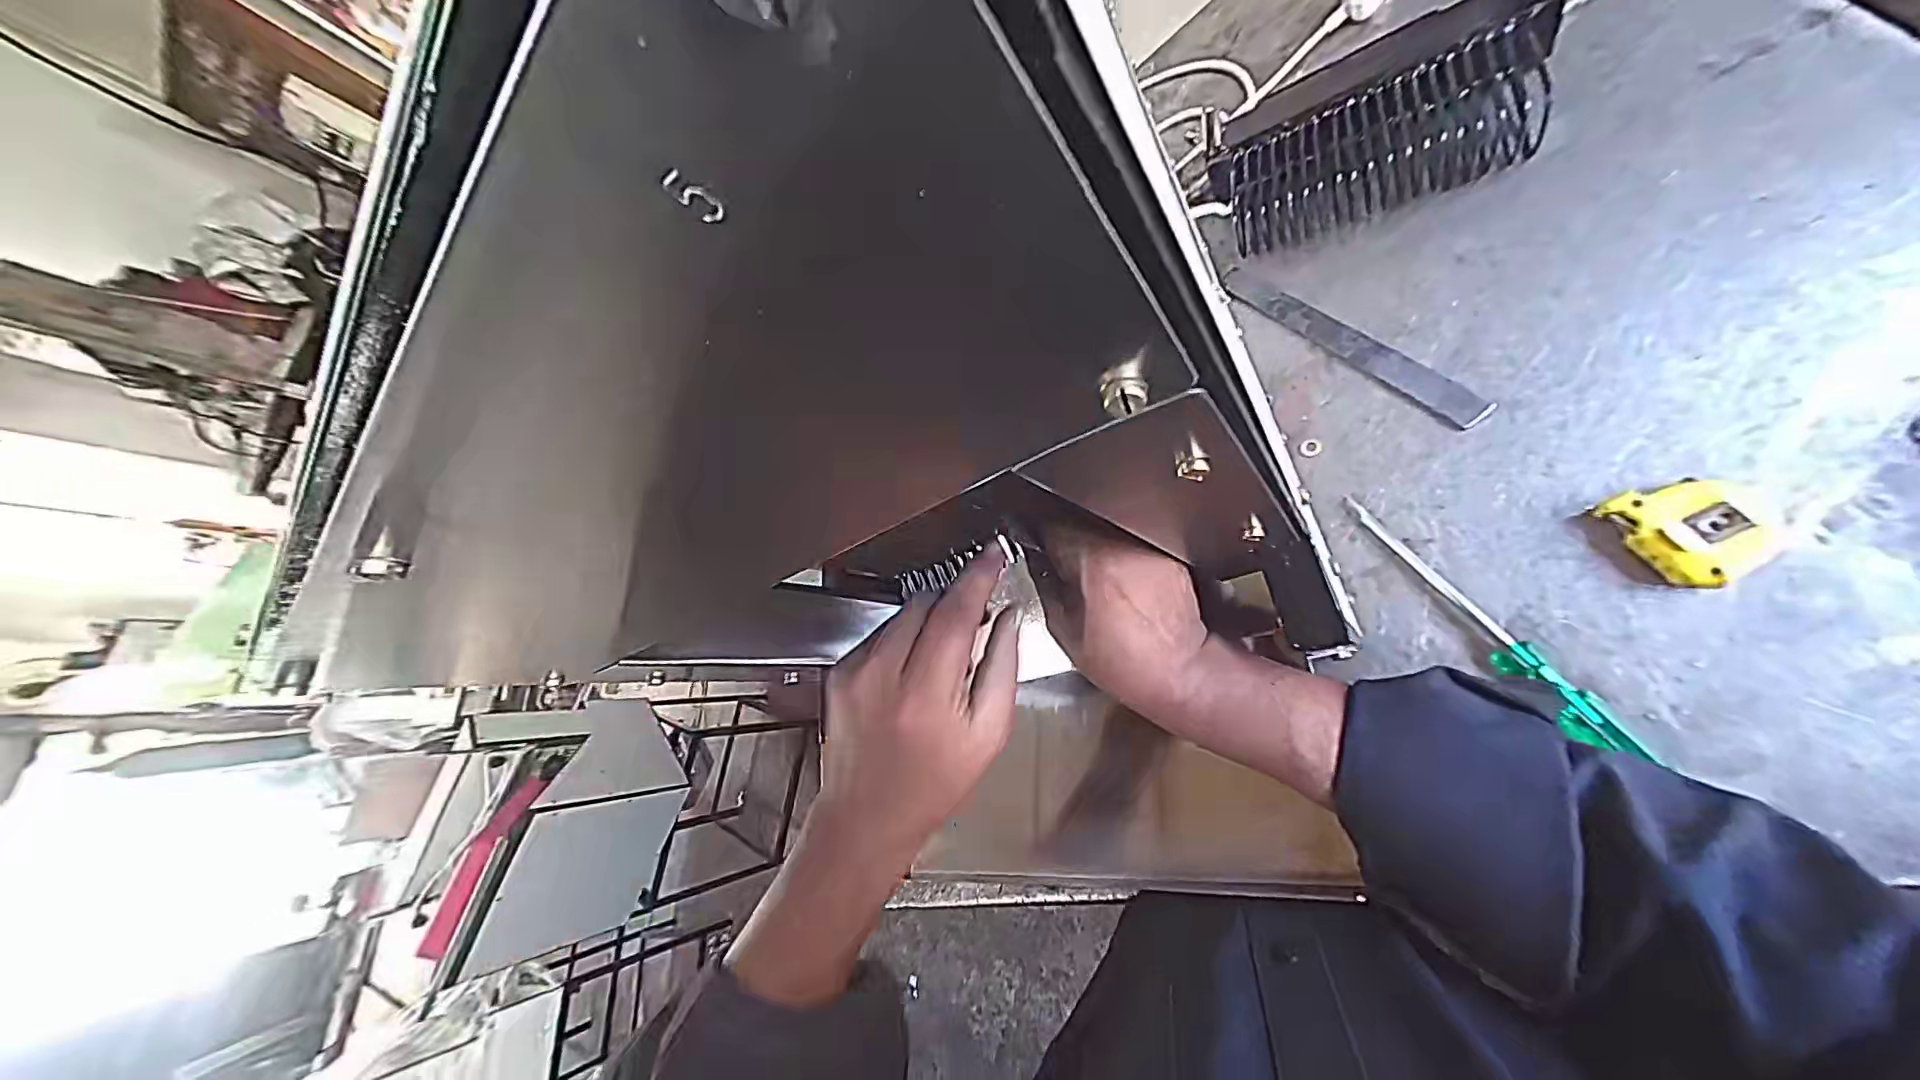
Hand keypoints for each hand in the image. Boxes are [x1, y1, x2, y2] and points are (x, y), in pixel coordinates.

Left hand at [728, 548, 1018, 1005]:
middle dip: (954, 603)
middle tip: (971, 631)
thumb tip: (1007, 617)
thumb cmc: (935, 784)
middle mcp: (885, 675)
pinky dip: (901, 640)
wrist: (866, 817)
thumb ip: (1002, 667)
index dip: (979, 575)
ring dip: (927, 622)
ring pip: (902, 614)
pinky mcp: (839, 673)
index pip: (956, 611)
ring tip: (938, 664)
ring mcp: (856, 672)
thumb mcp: (988, 734)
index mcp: (928, 693)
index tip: (993, 554)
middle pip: (927, 602)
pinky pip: (880, 634)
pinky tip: (909, 676)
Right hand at [1034, 520, 1210, 724]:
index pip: (1054, 526)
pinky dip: (1123, 559)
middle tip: (1067, 573)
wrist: (1183, 672)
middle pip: (1082, 523)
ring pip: (1108, 532)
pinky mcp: (1170, 556)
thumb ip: (1046, 589)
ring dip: (1096, 550)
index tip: (1038, 549)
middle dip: (1068, 544)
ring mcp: (1151, 549)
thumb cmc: (1130, 663)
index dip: (1040, 537)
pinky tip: (1123, 588)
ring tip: (1099, 586)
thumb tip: (1037, 565)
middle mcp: (1125, 547)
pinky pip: (1133, 545)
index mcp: (1094, 562)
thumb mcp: (1066, 633)